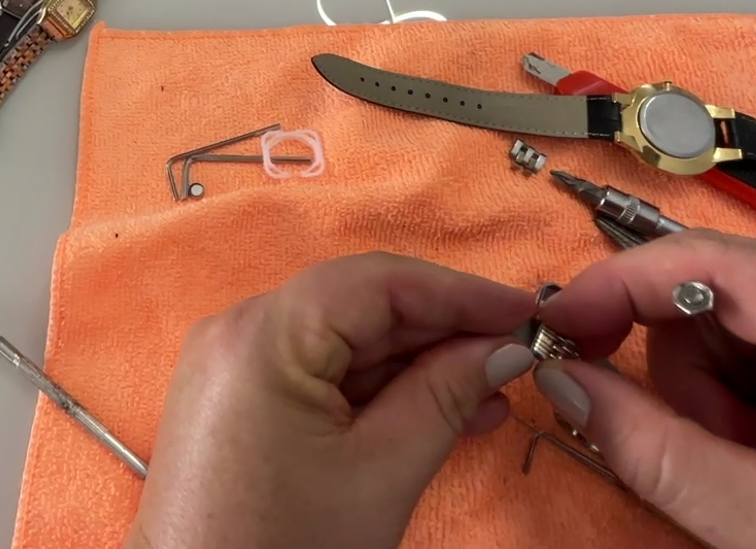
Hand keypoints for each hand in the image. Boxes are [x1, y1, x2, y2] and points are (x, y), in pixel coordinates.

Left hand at [124, 253, 537, 548]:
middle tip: (515, 352)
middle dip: (438, 327)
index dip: (454, 289)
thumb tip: (501, 349)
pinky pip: (315, 368)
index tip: (524, 310)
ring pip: (339, 337)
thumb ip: (443, 395)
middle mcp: (238, 325)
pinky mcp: (236, 390)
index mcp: (261, 331)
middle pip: (355, 304)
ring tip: (491, 388)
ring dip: (413, 360)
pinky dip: (372, 384)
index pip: (372, 281)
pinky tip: (436, 404)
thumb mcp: (379, 474)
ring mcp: (232, 357)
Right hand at [534, 231, 755, 548]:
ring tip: (747, 470)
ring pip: (736, 327)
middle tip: (646, 417)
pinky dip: (738, 410)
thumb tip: (556, 380)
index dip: (625, 280)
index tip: (558, 322)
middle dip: (673, 354)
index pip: (725, 263)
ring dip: (706, 392)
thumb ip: (661, 456)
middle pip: (725, 290)